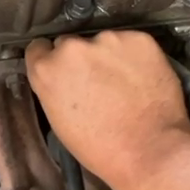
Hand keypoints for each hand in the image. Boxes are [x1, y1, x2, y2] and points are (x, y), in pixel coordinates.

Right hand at [25, 31, 189, 186]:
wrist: (150, 150)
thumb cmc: (101, 147)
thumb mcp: (59, 120)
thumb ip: (54, 88)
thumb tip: (63, 77)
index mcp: (47, 69)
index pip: (39, 48)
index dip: (52, 60)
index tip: (63, 71)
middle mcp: (72, 47)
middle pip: (71, 43)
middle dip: (80, 58)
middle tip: (96, 82)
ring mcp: (107, 39)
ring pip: (103, 42)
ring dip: (108, 56)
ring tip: (123, 84)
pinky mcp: (139, 39)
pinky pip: (131, 43)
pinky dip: (134, 57)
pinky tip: (142, 79)